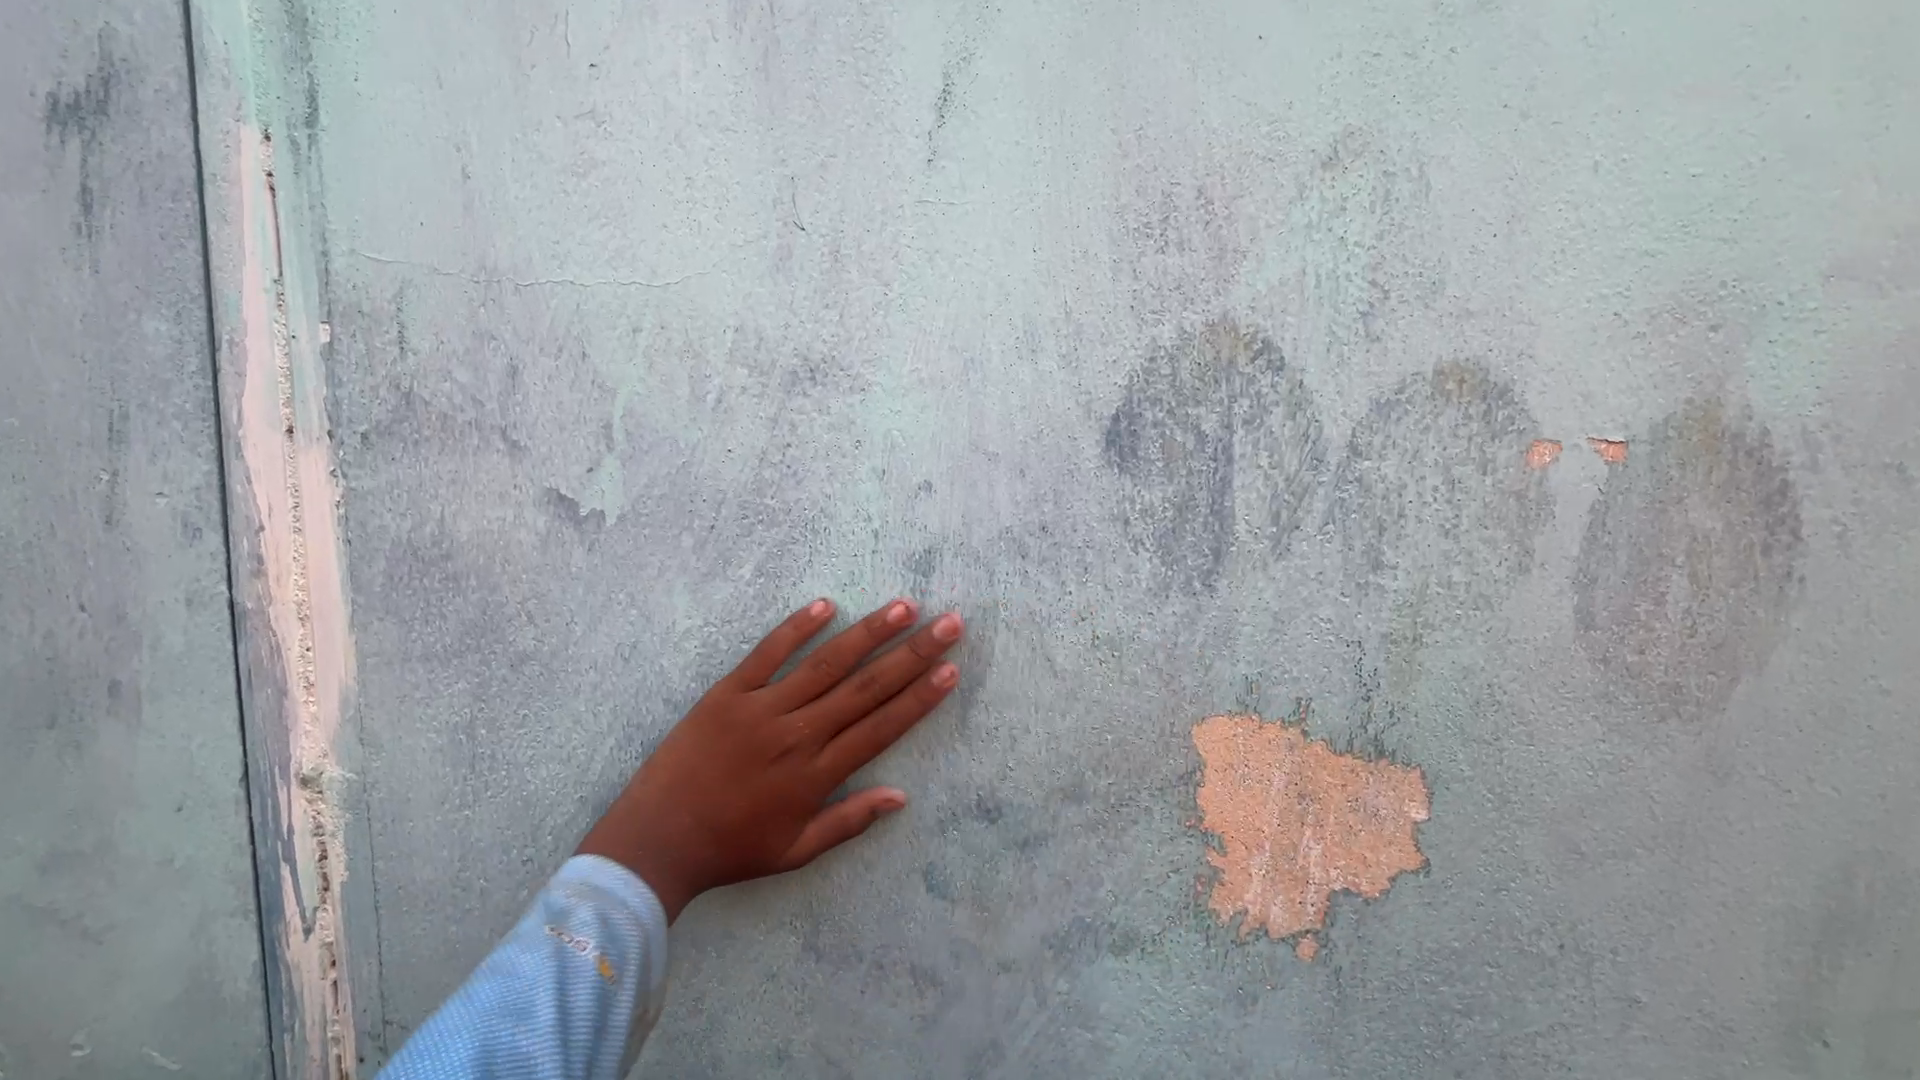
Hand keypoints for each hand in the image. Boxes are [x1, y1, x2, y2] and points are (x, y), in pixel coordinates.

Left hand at [576, 597, 963, 920]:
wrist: (655, 840)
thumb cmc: (729, 849)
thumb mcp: (796, 851)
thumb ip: (850, 822)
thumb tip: (901, 797)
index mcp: (817, 774)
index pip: (881, 726)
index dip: (920, 697)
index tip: (950, 670)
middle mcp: (798, 734)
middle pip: (866, 686)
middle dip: (913, 653)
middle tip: (948, 624)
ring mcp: (762, 709)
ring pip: (826, 664)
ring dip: (868, 634)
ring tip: (904, 608)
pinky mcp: (728, 693)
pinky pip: (767, 653)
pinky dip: (796, 628)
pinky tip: (826, 605)